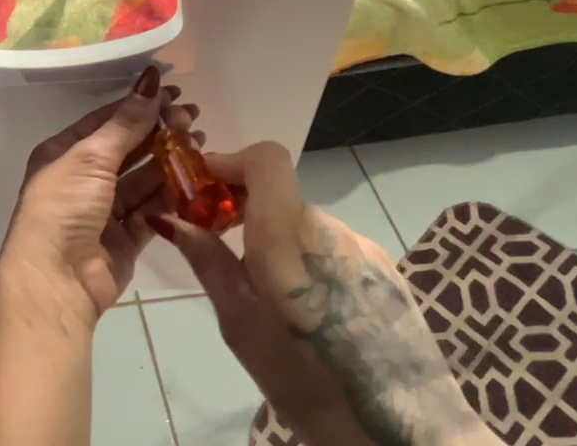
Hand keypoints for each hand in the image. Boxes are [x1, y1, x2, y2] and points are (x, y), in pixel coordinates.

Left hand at [0, 66, 196, 325]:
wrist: (56, 280)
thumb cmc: (63, 207)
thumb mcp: (90, 158)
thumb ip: (124, 124)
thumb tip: (148, 83)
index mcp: (63, 153)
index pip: (105, 121)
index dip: (137, 106)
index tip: (172, 93)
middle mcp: (82, 178)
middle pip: (127, 148)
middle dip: (158, 131)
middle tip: (194, 116)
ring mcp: (104, 209)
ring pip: (143, 178)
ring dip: (171, 160)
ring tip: (202, 140)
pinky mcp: (126, 237)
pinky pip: (153, 209)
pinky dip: (174, 195)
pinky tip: (199, 178)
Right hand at [154, 143, 496, 445]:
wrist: (406, 437)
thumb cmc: (309, 382)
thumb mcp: (241, 325)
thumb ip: (208, 261)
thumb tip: (170, 218)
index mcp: (288, 235)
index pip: (265, 158)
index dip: (231, 160)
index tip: (205, 188)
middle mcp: (329, 228)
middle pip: (279, 195)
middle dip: (244, 209)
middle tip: (218, 244)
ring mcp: (364, 249)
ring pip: (304, 225)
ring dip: (276, 239)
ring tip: (266, 294)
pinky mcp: (386, 274)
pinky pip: (332, 248)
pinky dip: (307, 260)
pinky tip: (307, 311)